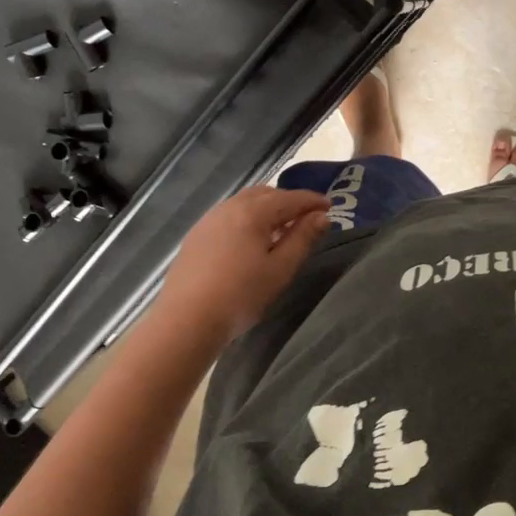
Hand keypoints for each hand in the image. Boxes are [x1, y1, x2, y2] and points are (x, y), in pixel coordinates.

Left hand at [154, 187, 330, 342]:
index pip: (291, 198)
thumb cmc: (240, 295)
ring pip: (244, 203)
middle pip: (265, 194)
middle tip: (305, 218)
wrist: (185, 321)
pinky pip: (229, 216)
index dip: (312, 201)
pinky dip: (246, 219)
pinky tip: (249, 242)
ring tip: (278, 230)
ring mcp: (209, 220)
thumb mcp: (280, 269)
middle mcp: (230, 207)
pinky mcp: (196, 236)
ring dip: (266, 209)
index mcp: (253, 211)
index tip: (329, 207)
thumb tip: (321, 216)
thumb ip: (303, 238)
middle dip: (288, 201)